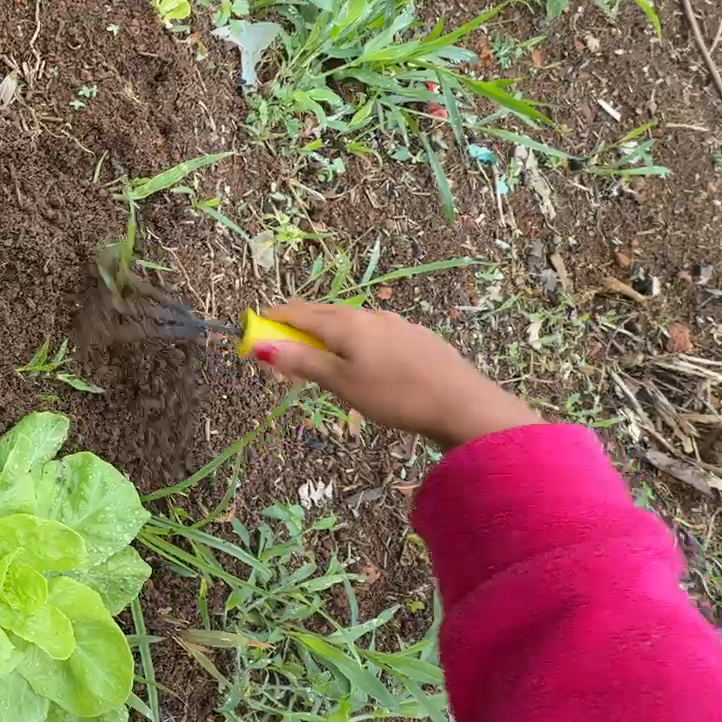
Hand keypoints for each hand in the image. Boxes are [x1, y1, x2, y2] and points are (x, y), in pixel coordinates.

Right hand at [252, 301, 541, 449]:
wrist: (467, 408)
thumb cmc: (395, 396)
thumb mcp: (339, 383)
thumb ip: (300, 362)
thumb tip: (261, 345)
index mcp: (345, 323)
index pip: (296, 313)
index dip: (271, 320)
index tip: (254, 332)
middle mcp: (369, 315)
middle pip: (322, 314)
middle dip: (296, 327)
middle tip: (281, 349)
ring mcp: (397, 325)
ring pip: (349, 323)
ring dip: (326, 335)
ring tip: (320, 359)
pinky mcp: (418, 338)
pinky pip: (373, 333)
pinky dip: (354, 342)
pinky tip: (363, 363)